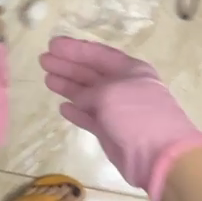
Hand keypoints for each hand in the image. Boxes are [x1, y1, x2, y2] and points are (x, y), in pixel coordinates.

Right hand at [39, 37, 201, 200]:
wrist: (158, 155)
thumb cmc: (138, 116)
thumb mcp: (111, 94)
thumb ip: (89, 91)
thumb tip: (76, 100)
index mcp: (130, 70)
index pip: (98, 54)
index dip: (75, 49)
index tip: (53, 44)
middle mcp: (122, 87)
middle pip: (90, 73)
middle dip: (67, 65)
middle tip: (43, 60)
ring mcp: (115, 111)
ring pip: (86, 95)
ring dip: (67, 86)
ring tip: (47, 79)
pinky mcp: (109, 131)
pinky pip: (88, 117)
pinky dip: (75, 112)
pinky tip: (62, 107)